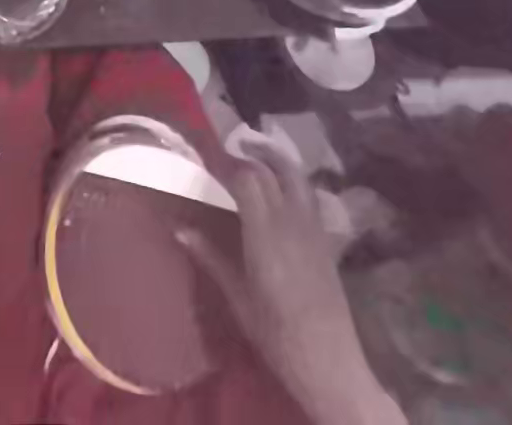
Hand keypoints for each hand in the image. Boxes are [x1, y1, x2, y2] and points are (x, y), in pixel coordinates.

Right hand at [177, 135, 404, 424]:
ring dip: (277, 159)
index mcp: (266, 234)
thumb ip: (210, 257)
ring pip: (298, 177)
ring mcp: (314, 230)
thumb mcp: (237, 297)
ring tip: (256, 150)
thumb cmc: (276, 334)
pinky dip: (294, 181)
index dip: (228, 163)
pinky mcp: (327, 241)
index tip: (209, 159)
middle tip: (229, 147)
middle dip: (251, 153)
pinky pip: (310, 197)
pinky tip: (281, 186)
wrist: (331, 365)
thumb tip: (179, 228)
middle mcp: (292, 223)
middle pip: (274, 171)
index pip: (249, 179)